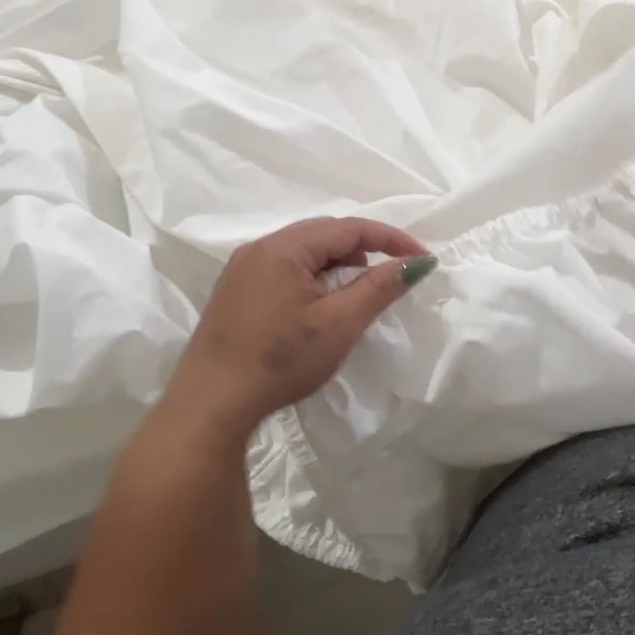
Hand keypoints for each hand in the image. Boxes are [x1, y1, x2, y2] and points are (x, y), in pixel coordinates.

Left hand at [160, 218, 434, 441]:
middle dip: (367, 246)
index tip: (425, 259)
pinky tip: (325, 300)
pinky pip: (287, 267)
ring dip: (341, 260)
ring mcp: (244, 269)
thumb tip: (418, 262)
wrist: (210, 406)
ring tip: (365, 284)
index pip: (350, 228)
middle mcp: (260, 248)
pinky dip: (316, 274)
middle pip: (326, 232)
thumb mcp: (340, 323)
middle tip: (397, 268)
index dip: (392, 239)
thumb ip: (381, 286)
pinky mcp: (237, 292)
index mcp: (284, 248)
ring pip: (305, 250)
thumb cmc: (280, 361)